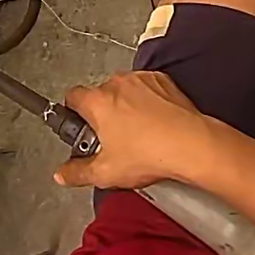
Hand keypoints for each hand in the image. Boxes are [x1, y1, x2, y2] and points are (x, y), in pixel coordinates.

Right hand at [54, 71, 214, 189]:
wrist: (190, 144)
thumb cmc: (151, 153)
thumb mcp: (106, 173)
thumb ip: (77, 172)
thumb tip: (64, 174)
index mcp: (98, 102)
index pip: (73, 97)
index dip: (74, 114)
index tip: (81, 128)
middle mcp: (118, 84)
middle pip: (100, 95)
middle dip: (103, 113)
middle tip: (112, 138)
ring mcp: (142, 80)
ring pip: (125, 90)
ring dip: (126, 105)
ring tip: (138, 132)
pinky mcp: (163, 81)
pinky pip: (147, 88)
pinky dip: (148, 100)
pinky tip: (155, 122)